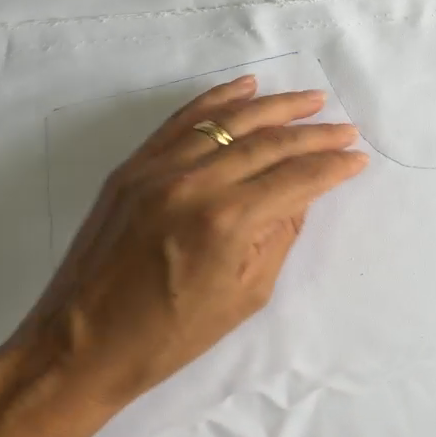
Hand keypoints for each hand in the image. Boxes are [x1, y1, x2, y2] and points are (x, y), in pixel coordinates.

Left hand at [9, 75, 366, 410]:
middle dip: (316, 134)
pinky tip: (247, 88)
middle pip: (270, 143)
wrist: (78, 348)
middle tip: (347, 129)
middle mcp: (195, 184)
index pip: (297, 178)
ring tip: (312, 100)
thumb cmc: (171, 336)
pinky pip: (183, 121)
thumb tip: (303, 192)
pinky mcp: (133, 168)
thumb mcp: (246, 294)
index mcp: (228, 222)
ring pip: (230, 122)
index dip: (333, 166)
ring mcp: (159, 170)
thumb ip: (280, 234)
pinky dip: (218, 100)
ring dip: (277, 107)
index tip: (357, 157)